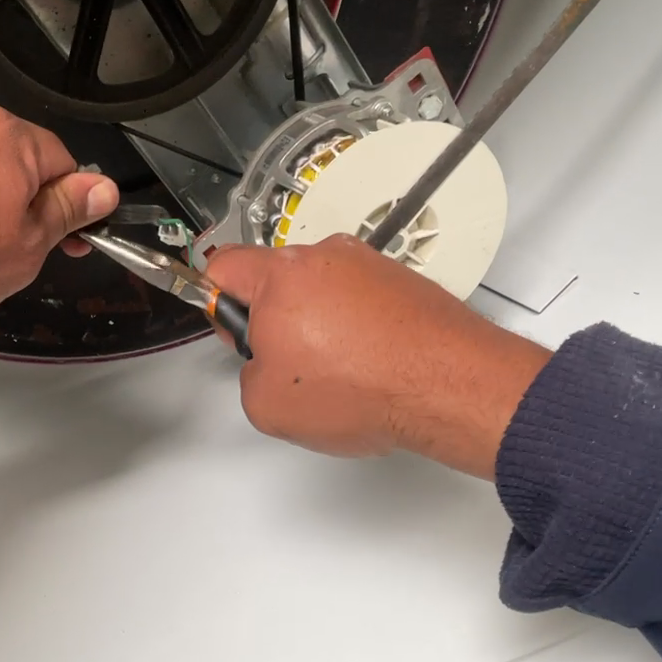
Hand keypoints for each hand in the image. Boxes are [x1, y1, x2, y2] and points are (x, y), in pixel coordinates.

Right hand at [206, 235, 551, 477]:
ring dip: (315, 325)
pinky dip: (354, 329)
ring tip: (337, 373)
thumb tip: (267, 362)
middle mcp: (324, 257)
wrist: (449, 387)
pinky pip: (357, 301)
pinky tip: (367, 368)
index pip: (223, 266)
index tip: (229, 328)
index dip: (213, 299)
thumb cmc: (357, 391)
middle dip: (270, 320)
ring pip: (317, 292)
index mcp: (281, 276)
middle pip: (273, 280)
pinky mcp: (402, 281)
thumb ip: (247, 372)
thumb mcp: (265, 404)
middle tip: (285, 364)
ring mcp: (368, 265)